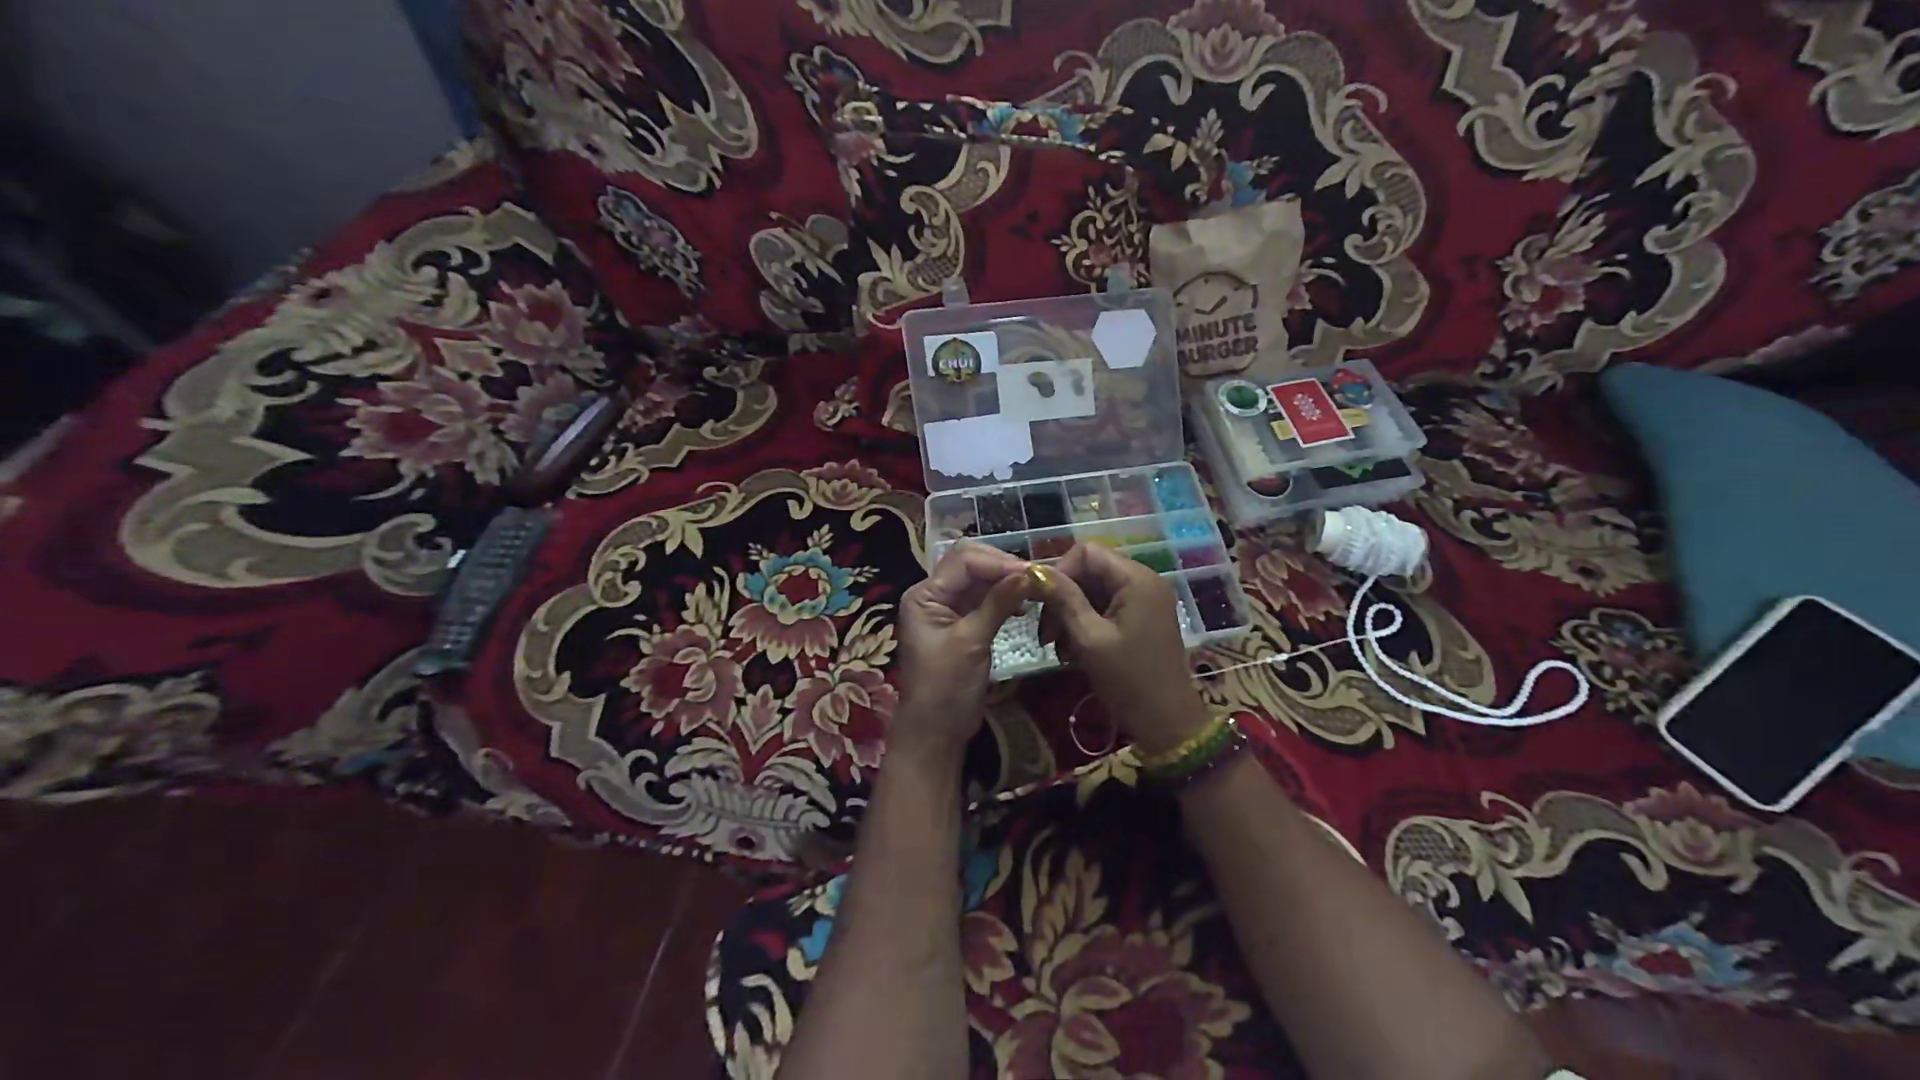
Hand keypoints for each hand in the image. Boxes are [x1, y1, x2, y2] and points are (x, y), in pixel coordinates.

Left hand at [894, 542, 1037, 758]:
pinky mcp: (962, 623)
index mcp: (924, 595)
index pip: (963, 561)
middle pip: (970, 564)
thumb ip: (997, 603)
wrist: (937, 730)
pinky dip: (1003, 597)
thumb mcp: (972, 642)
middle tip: (1036, 577)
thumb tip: (1029, 573)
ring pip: (979, 580)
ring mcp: (947, 609)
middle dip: (1002, 567)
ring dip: (1006, 581)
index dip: (998, 563)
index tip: (1032, 572)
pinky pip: (984, 599)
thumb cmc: (946, 687)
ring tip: (1034, 589)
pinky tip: (1023, 605)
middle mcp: (932, 595)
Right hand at [1041, 542, 1209, 754]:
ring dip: (1070, 614)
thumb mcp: (1089, 639)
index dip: (1059, 572)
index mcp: (1136, 579)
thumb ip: (1064, 600)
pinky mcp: (1142, 617)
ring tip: (1058, 647)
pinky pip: (1106, 607)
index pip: (1086, 552)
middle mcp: (1143, 580)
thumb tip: (1036, 572)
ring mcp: (1145, 599)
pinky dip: (1085, 623)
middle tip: (1046, 634)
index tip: (1041, 604)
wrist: (1167, 722)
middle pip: (1090, 570)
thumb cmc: (1128, 680)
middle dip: (1063, 597)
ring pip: (1094, 590)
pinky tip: (1073, 650)